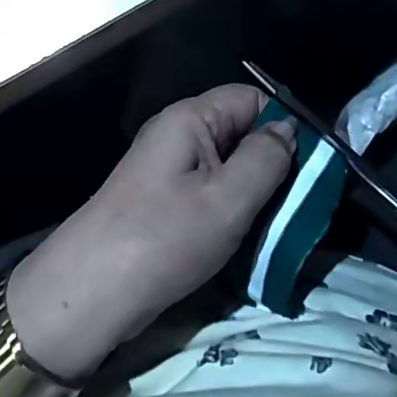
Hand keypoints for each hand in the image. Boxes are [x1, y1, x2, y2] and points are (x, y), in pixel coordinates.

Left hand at [7, 85, 295, 381]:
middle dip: (275, 163)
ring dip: (258, 192)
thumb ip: (267, 158)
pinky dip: (235, 209)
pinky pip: (213, 191)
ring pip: (232, 166)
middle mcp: (180, 134)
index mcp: (192, 118)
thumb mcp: (228, 199)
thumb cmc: (162, 239)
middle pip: (244, 131)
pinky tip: (249, 237)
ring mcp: (171, 169)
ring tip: (280, 224)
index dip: (285, 124)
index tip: (312, 164)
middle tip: (301, 201)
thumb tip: (288, 128)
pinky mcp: (166, 201)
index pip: (253, 98)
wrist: (85, 297)